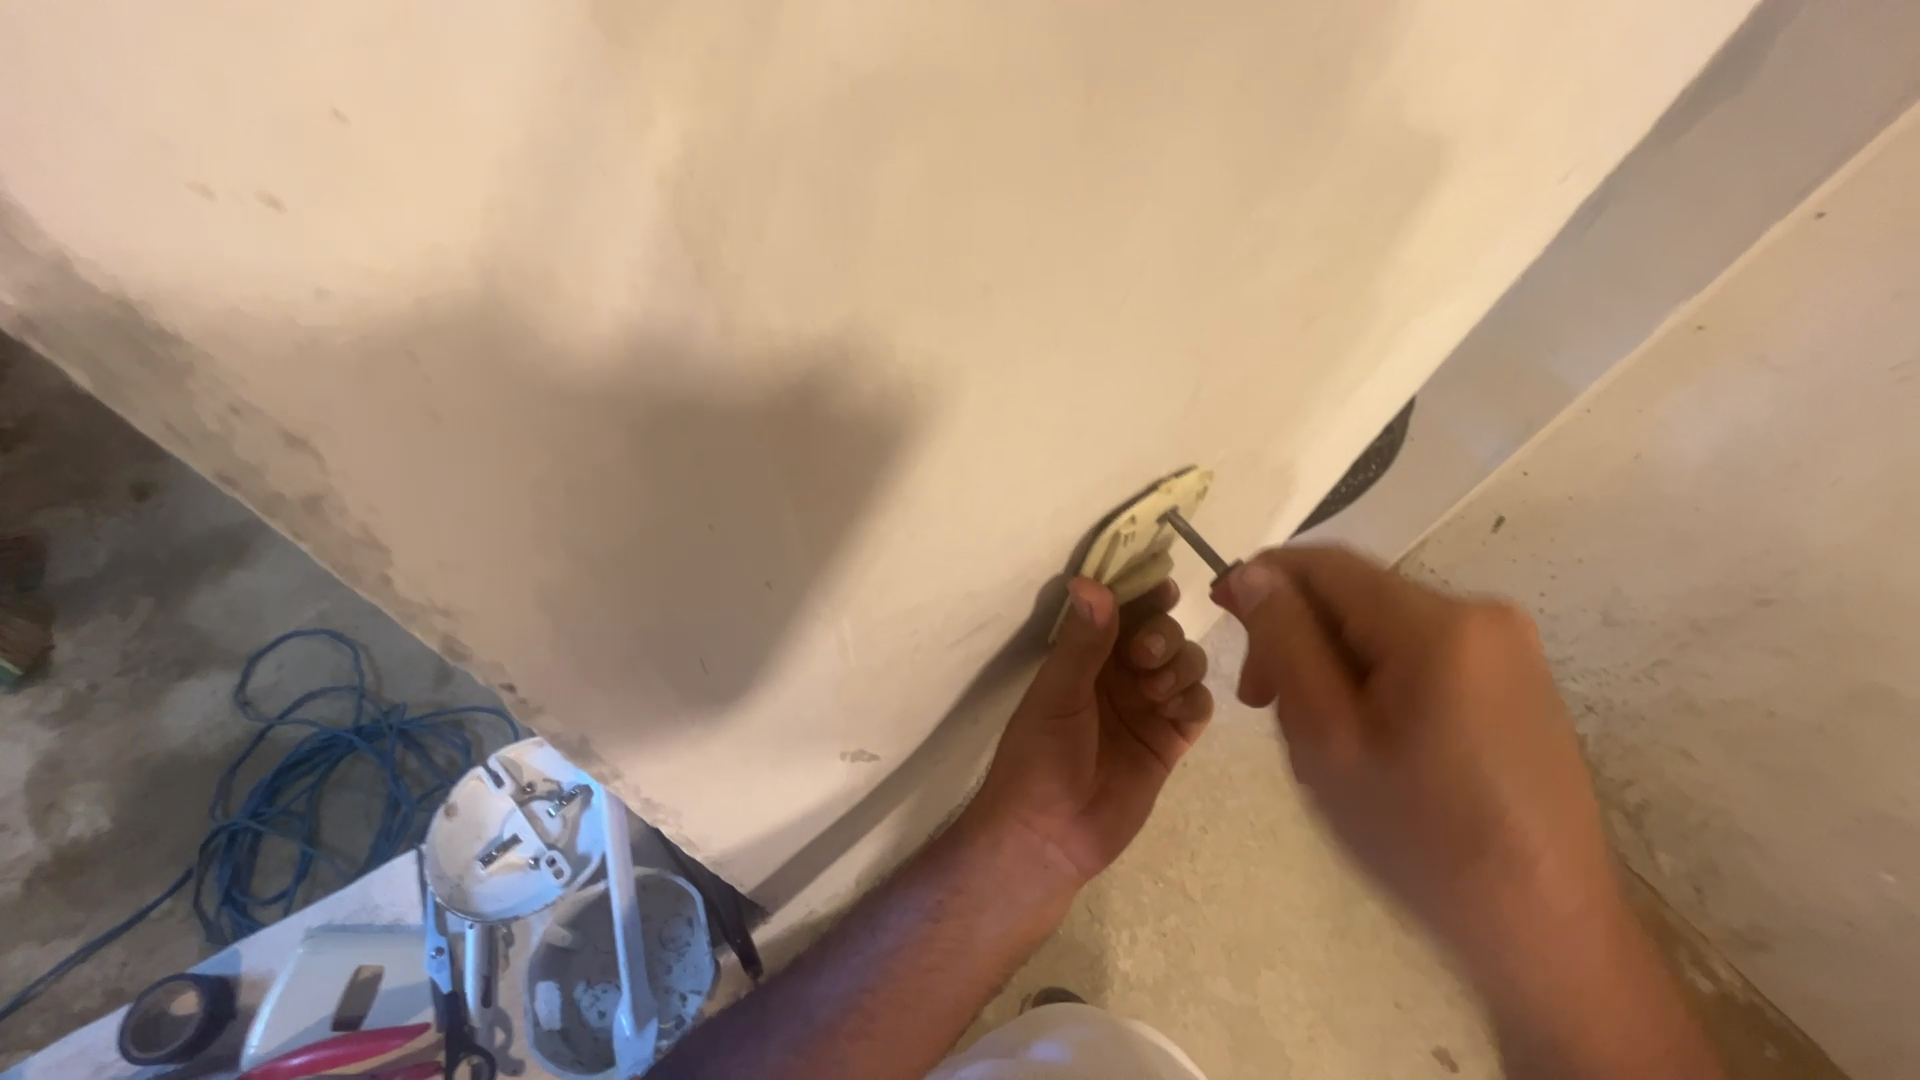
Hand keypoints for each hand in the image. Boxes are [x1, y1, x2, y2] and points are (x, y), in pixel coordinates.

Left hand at [957, 577, 1213, 889]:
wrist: (1048, 836)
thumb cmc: (1037, 758)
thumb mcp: (1057, 693)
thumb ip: (1083, 641)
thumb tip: (1090, 582)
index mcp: (1084, 658)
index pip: (1121, 613)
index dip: (1143, 596)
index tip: (1162, 586)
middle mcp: (1118, 677)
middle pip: (1160, 632)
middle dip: (1162, 633)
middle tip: (1146, 654)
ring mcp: (1146, 708)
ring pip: (1185, 664)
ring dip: (1179, 664)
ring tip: (1155, 690)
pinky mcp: (1169, 743)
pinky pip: (1197, 706)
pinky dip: (1193, 697)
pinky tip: (1172, 709)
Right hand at [1211, 545, 1623, 982]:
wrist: (1546, 924)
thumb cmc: (1419, 835)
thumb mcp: (1326, 736)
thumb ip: (1284, 642)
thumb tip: (1253, 574)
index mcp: (1436, 623)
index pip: (1324, 564)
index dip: (1262, 577)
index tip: (1219, 611)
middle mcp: (1482, 614)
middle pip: (1354, 597)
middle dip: (1296, 636)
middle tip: (1261, 704)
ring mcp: (1508, 648)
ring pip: (1381, 627)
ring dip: (1331, 664)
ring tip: (1316, 736)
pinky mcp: (1517, 680)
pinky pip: (1419, 654)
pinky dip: (1373, 680)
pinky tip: (1367, 739)